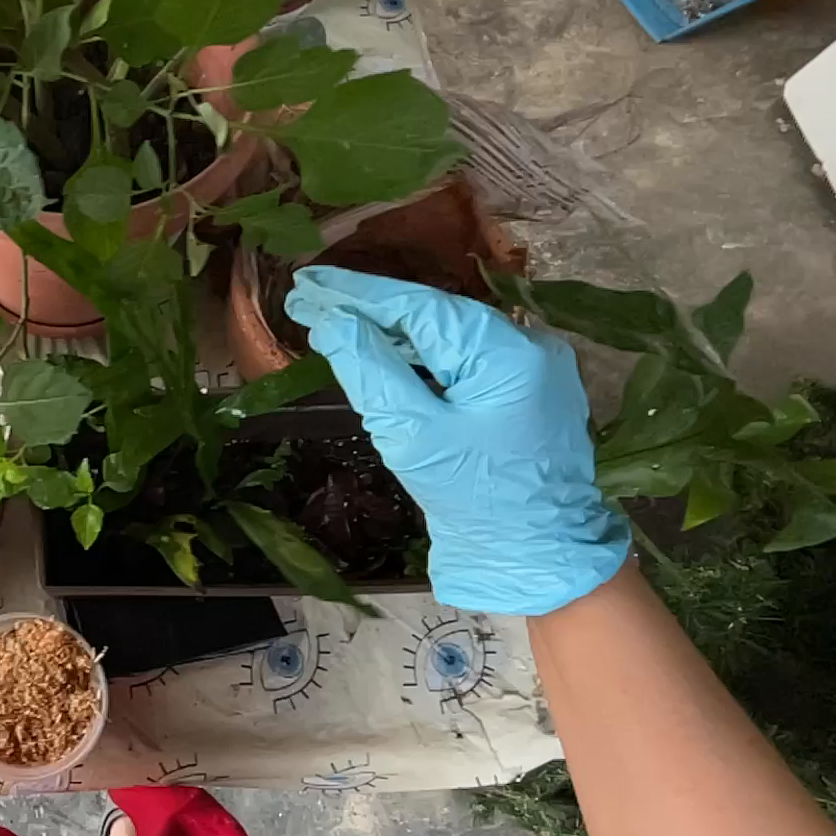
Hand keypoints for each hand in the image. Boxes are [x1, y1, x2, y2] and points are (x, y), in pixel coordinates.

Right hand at [284, 266, 628, 615]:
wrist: (530, 551)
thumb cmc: (469, 495)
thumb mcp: (410, 433)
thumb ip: (370, 370)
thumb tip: (331, 321)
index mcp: (506, 352)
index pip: (417, 306)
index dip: (356, 294)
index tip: (305, 284)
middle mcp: (526, 345)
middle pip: (431, 314)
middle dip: (365, 306)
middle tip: (305, 295)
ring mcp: (526, 367)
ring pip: (442, 335)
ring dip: (384, 328)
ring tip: (328, 316)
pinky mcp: (516, 390)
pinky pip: (455, 358)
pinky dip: (411, 352)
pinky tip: (376, 347)